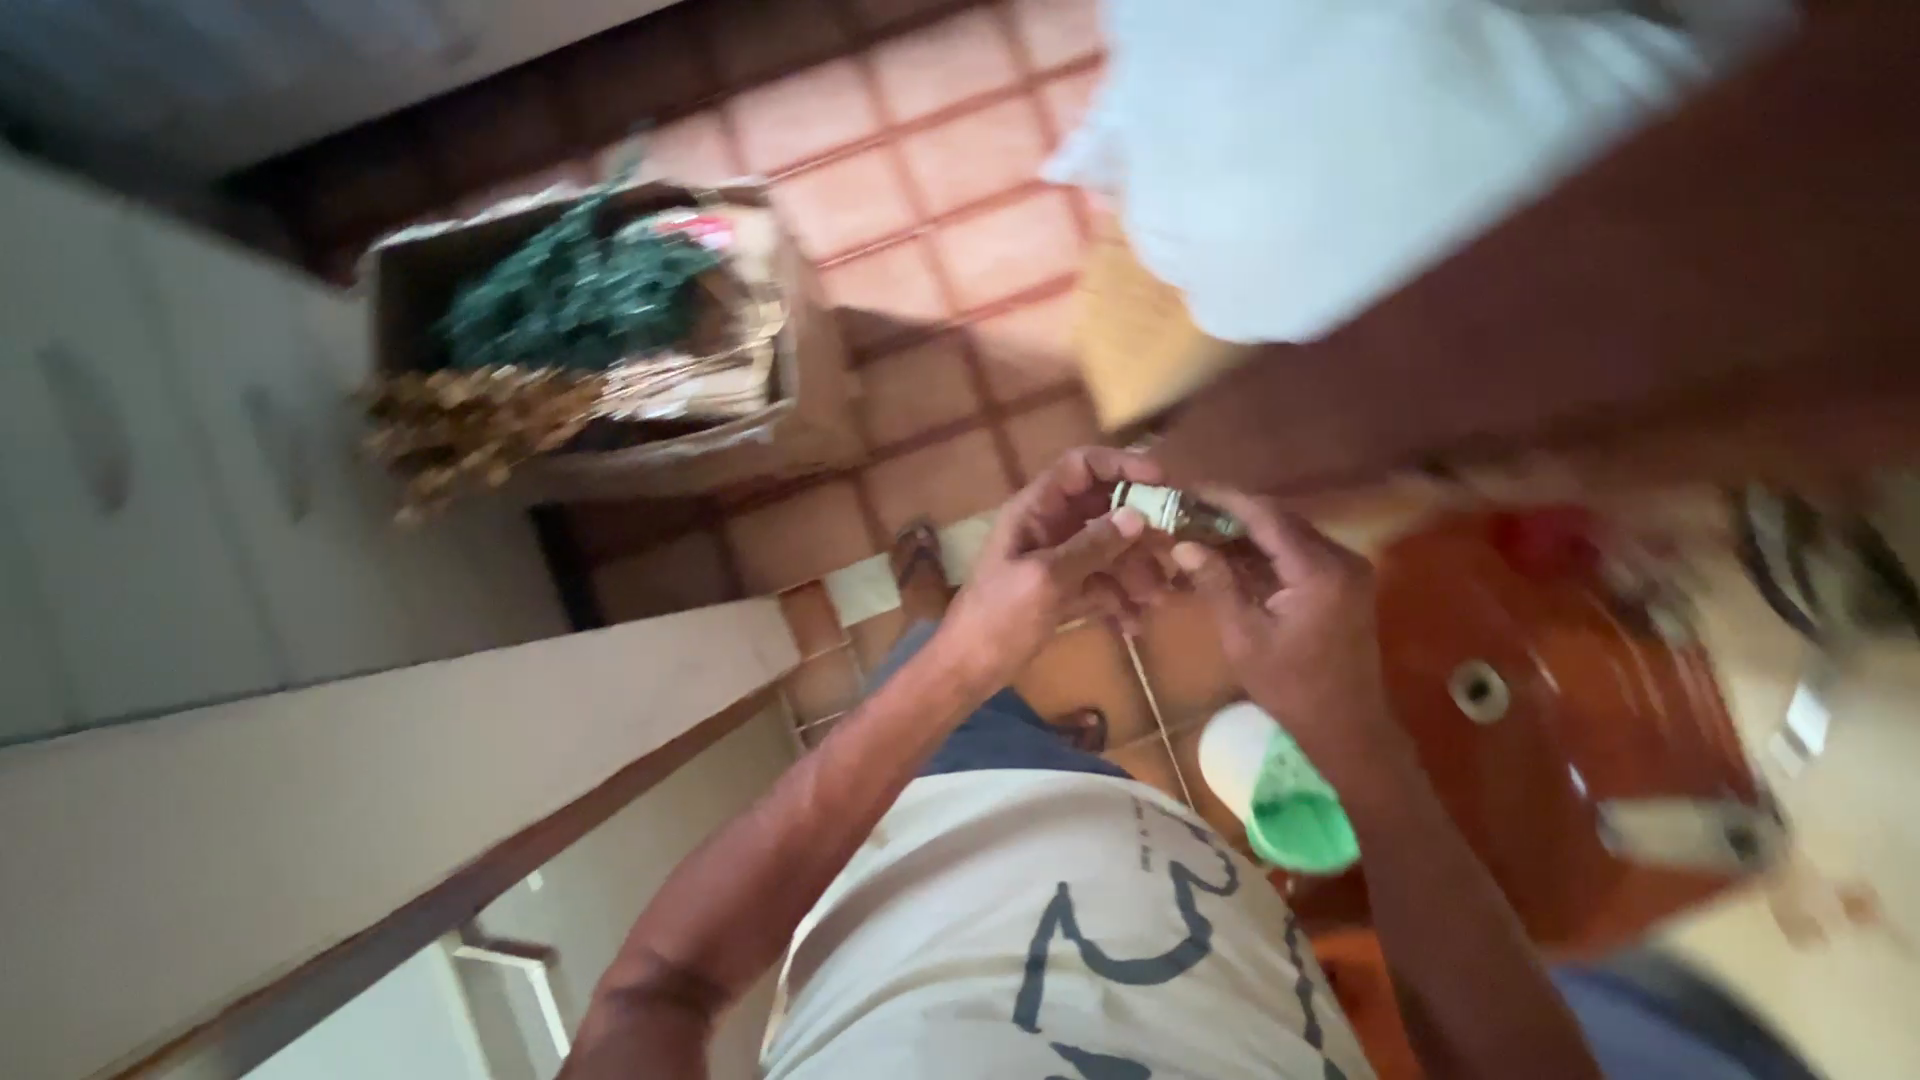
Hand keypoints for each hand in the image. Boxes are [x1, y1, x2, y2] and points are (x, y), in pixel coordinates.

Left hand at [936, 447, 1169, 687]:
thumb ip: (1090, 546)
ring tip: (1156, 601)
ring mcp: (1057, 559)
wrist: (968, 669)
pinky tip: (1134, 625)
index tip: (1163, 482)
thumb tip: (1137, 515)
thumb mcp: (1045, 579)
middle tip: (1174, 551)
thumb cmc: (998, 618)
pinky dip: (1120, 599)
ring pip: (1109, 548)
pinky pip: (1102, 582)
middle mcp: (1048, 526)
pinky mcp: (1064, 590)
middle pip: (1104, 508)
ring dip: (1136, 571)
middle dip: (1140, 529)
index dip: (1121, 465)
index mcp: (1034, 510)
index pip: (1080, 467)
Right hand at [1170, 491, 1407, 775]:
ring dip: (1247, 533)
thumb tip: (1182, 544)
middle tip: (1187, 511)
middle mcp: (1341, 558)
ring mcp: (1347, 569)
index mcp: (1319, 571)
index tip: (1187, 491)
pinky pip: (1299, 553)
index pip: (1266, 516)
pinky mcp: (1344, 582)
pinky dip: (1265, 552)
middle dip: (1232, 514)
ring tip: (1201, 531)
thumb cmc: (1291, 687)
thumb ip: (1216, 584)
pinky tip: (1231, 557)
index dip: (1224, 500)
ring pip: (1288, 534)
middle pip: (1279, 519)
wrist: (1347, 726)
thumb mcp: (1244, 637)